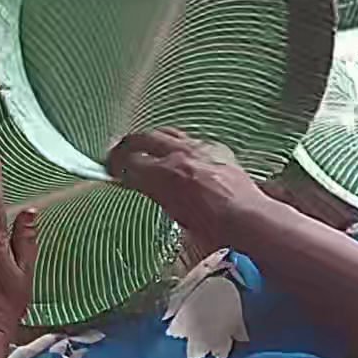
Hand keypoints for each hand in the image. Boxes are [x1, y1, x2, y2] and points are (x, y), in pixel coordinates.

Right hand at [107, 128, 275, 242]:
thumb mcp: (174, 213)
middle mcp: (179, 153)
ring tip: (144, 148)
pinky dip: (175, 144)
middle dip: (127, 144)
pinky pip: (188, 138)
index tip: (109, 169)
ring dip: (150, 139)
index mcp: (165, 173)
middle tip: (118, 152)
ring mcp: (198, 147)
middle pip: (143, 138)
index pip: (129, 161)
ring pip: (165, 132)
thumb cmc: (211, 225)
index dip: (115, 164)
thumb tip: (136, 180)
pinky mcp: (215, 147)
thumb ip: (153, 192)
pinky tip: (177, 154)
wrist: (247, 216)